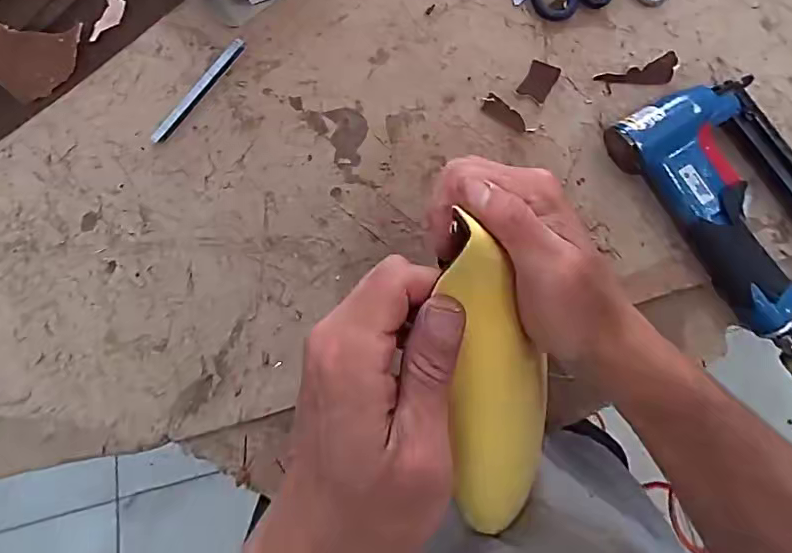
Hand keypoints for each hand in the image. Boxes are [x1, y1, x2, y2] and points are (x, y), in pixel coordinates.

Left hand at [248, 255, 464, 552]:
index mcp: (349, 352)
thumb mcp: (421, 451)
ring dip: (418, 314)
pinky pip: (373, 317)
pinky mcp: (329, 361)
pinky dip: (402, 328)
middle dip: (430, 297)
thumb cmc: (371, 515)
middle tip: (458, 343)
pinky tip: (419, 368)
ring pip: (383, 294)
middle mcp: (329, 338)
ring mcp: (324, 348)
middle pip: (389, 278)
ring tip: (443, 359)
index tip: (466, 321)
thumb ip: (433, 368)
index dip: (437, 286)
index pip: (397, 276)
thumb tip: (450, 302)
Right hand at [426, 157, 641, 378]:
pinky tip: (473, 261)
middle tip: (452, 257)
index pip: (464, 173)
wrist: (603, 339)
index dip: (445, 208)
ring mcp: (524, 204)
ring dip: (453, 225)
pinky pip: (477, 215)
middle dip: (445, 214)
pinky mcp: (518, 224)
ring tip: (461, 262)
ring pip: (467, 196)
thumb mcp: (544, 266)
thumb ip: (510, 220)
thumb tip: (467, 184)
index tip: (449, 249)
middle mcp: (529, 186)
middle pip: (462, 178)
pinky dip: (465, 234)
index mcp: (534, 188)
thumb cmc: (576, 309)